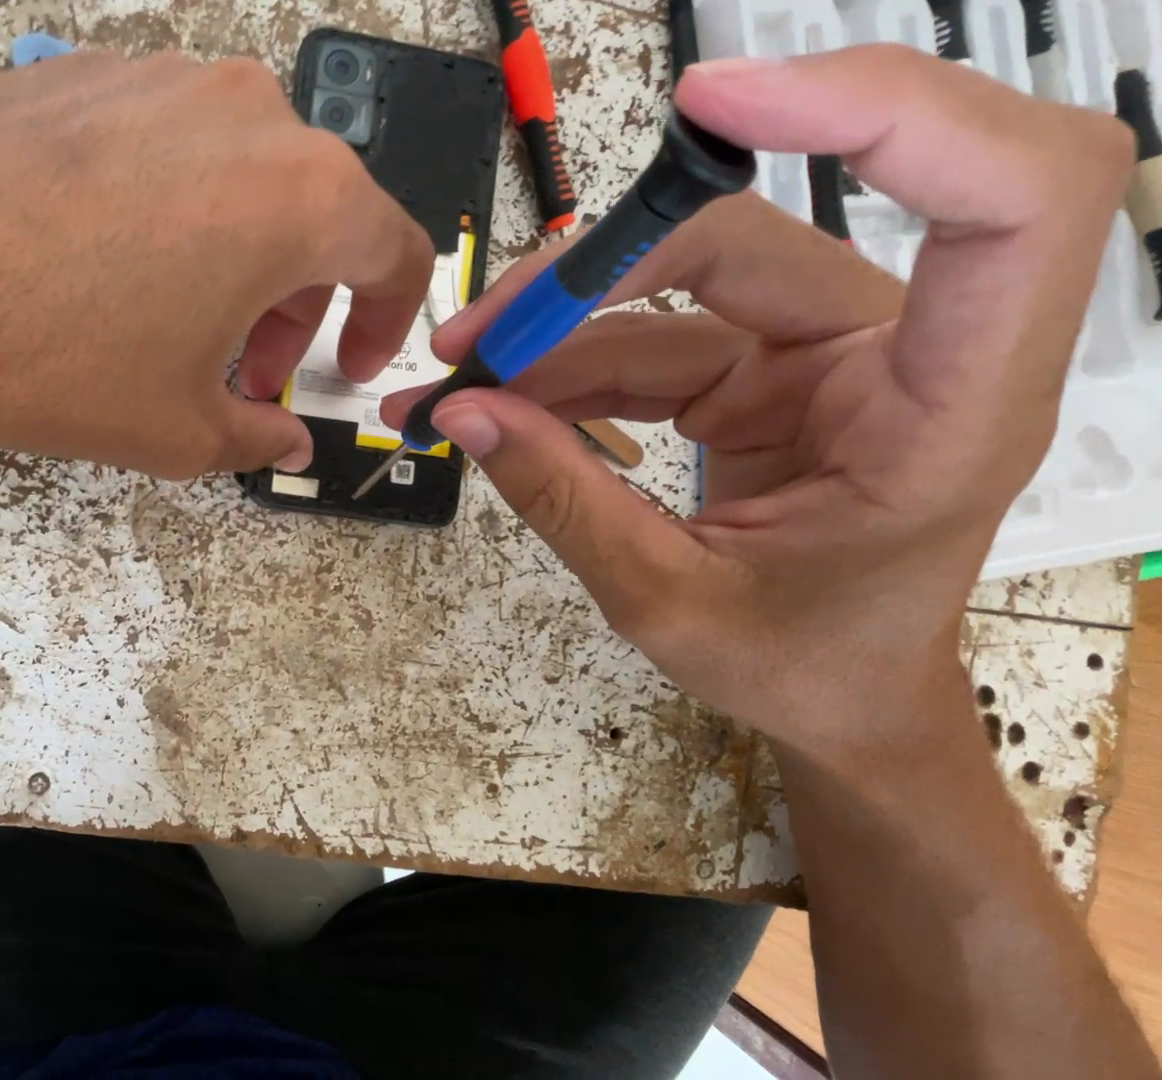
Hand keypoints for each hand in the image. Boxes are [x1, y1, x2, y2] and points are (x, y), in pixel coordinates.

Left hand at [0, 50, 431, 526]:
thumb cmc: (59, 361)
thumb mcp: (178, 431)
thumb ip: (256, 436)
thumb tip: (286, 441)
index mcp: (302, 195)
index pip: (395, 251)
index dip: (388, 320)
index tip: (349, 367)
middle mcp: (247, 114)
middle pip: (316, 211)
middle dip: (299, 299)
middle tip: (250, 367)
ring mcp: (158, 78)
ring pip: (239, 173)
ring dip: (234, 251)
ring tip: (171, 319)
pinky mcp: (80, 72)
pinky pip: (161, 145)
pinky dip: (167, 208)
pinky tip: (100, 263)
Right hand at [384, 46, 1131, 753]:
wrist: (836, 700)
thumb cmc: (798, 666)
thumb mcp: (665, 600)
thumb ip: (564, 500)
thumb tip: (461, 413)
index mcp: (944, 409)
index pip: (1004, 199)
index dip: (880, 114)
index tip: (715, 100)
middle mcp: (892, 353)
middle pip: (743, 242)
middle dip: (589, 277)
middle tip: (470, 338)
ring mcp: (815, 355)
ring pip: (671, 289)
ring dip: (551, 331)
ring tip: (452, 380)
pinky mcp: (755, 373)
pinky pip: (644, 342)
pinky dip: (560, 366)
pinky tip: (489, 397)